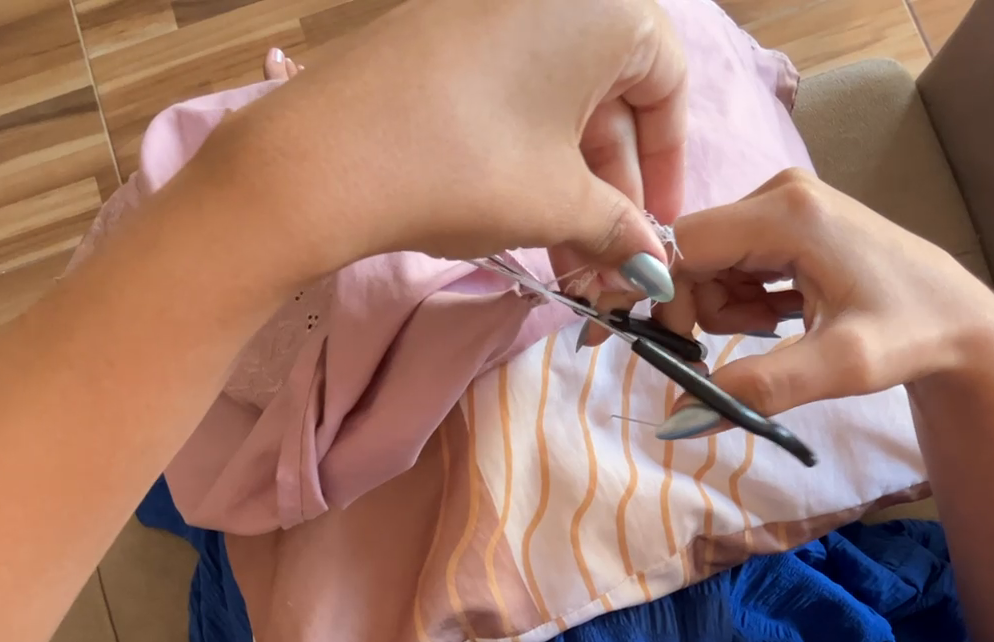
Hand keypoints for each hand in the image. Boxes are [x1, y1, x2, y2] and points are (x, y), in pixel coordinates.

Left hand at [193, 0, 686, 288]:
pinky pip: (511, 103)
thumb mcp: (557, 204)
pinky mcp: (443, 44)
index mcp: (603, 8)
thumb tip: (651, 263)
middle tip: (607, 264)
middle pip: (608, 103)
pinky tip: (526, 225)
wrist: (325, 158)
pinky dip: (528, 164)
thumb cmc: (468, 168)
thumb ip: (617, 229)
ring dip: (571, 193)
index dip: (667, 167)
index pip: (667, 86)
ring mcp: (490, 14)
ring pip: (556, 111)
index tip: (655, 229)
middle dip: (613, 195)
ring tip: (568, 264)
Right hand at [652, 169, 993, 432]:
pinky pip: (732, 265)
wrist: (960, 320)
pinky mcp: (790, 222)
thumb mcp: (838, 368)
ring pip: (708, 264)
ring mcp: (785, 205)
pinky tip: (781, 315)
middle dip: (695, 310)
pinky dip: (742, 301)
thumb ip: (757, 389)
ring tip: (774, 329)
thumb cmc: (910, 336)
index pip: (681, 245)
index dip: (654, 295)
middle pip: (691, 253)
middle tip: (736, 346)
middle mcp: (780, 194)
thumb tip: (678, 421)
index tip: (657, 346)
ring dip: (722, 310)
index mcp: (788, 212)